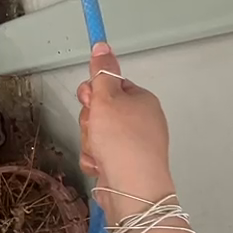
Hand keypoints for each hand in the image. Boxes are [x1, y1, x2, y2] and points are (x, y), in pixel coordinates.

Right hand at [77, 43, 174, 214]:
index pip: (110, 86)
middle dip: (90, 119)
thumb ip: (102, 70)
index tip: (89, 100)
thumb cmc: (121, 137)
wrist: (132, 187)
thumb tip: (102, 44)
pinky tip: (100, 164)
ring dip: (89, 140)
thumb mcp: (106, 97)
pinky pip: (99, 153)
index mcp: (142, 100)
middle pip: (100, 110)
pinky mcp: (124, 164)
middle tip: (94, 126)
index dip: (94, 92)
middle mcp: (141, 121)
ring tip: (98, 150)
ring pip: (96, 132)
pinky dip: (95, 158)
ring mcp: (133, 144)